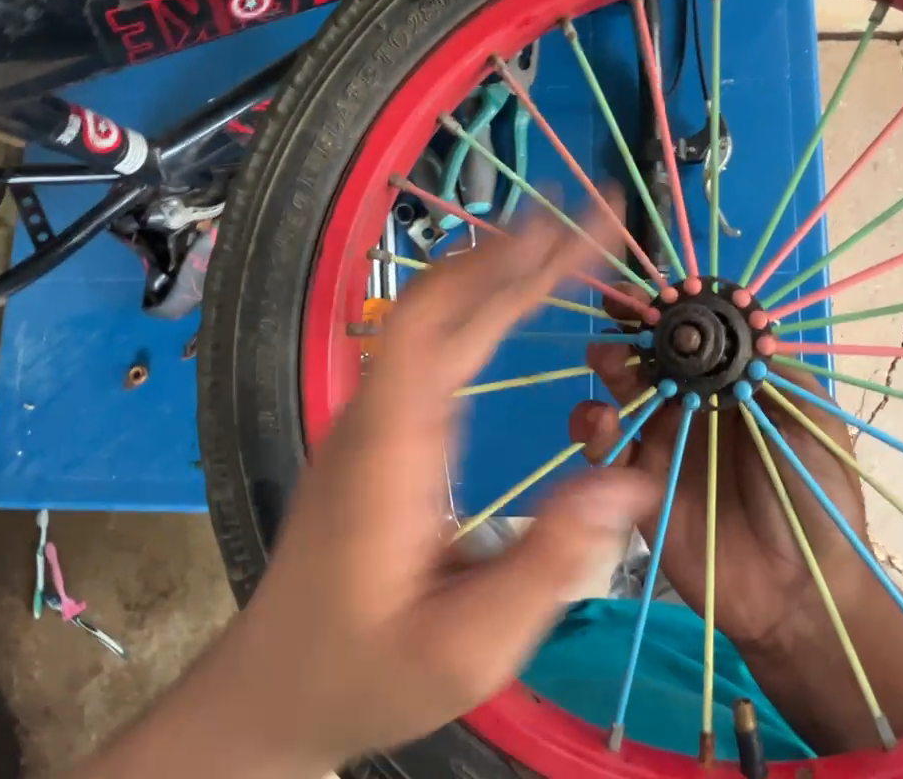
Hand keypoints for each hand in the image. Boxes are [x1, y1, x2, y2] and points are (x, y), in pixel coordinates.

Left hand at [77, 208, 657, 778]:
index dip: (501, 265)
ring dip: (503, 270)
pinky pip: (436, 346)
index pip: (439, 322)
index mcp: (390, 446)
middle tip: (594, 213)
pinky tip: (517, 297)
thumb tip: (628, 484)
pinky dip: (485, 306)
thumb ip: (547, 567)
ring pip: (436, 317)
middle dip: (519, 250)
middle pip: (442, 303)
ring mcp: (375, 417)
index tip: (567, 228)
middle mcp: (376, 412)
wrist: (274, 689)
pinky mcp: (383, 431)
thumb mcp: (466, 648)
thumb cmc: (363, 671)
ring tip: (570, 238)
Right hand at [573, 295, 902, 751]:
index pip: (700, 335)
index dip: (677, 310)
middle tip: (618, 312)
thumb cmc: (815, 496)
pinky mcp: (637, 483)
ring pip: (622, 391)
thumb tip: (739, 318)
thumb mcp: (810, 423)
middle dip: (633, 327)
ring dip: (610, 367)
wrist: (798, 589)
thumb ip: (770, 371)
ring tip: (608, 359)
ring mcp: (664, 442)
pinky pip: (604, 448)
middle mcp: (696, 405)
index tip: (658, 290)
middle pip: (654, 354)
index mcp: (737, 385)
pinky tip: (600, 423)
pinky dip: (592, 428)